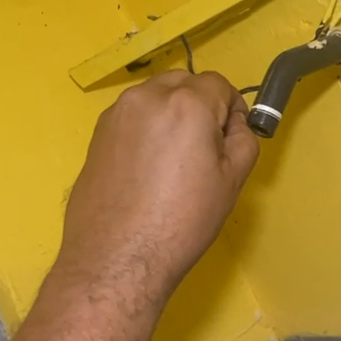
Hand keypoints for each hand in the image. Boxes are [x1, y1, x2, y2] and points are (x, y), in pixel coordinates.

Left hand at [57, 71, 259, 304]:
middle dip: (200, 104)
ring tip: (174, 161)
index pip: (219, 84)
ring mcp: (117, 114)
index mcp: (187, 104)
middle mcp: (148, 97)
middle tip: (204, 148)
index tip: (230, 138)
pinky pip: (133, 117)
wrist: (118, 257)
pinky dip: (147, 129)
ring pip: (156, 97)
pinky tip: (148, 169)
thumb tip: (234, 125)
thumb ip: (243, 139)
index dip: (231, 109)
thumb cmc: (183, 220)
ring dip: (171, 114)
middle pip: (184, 83)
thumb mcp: (232, 180)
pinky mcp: (97, 134)